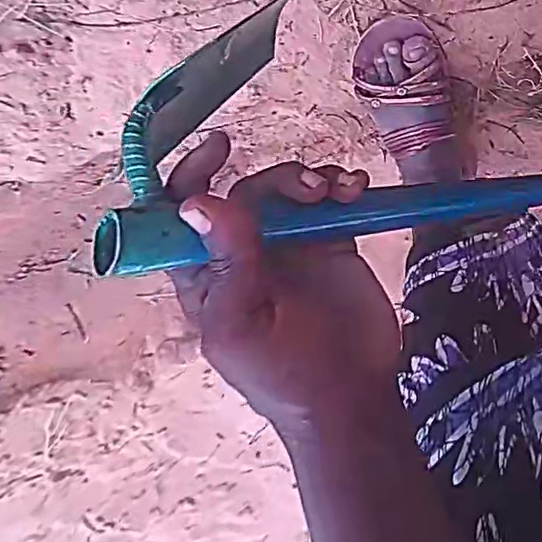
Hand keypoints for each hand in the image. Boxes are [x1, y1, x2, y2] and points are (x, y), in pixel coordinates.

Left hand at [163, 132, 395, 436]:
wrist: (354, 396)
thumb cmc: (287, 374)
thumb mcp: (244, 326)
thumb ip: (227, 263)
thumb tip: (197, 203)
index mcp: (209, 272)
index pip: (183, 213)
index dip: (191, 174)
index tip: (220, 145)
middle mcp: (247, 251)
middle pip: (250, 190)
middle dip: (279, 180)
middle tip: (311, 190)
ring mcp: (294, 245)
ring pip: (293, 189)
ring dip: (315, 178)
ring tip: (341, 191)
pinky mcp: (333, 243)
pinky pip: (334, 200)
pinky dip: (345, 186)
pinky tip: (358, 191)